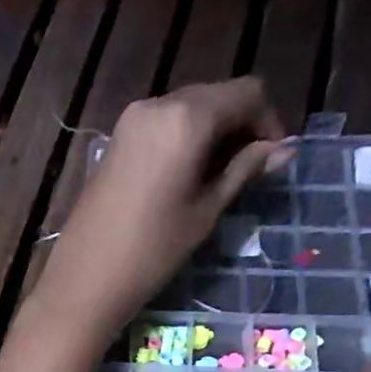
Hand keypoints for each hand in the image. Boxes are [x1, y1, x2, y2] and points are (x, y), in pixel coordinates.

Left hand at [39, 77, 291, 331]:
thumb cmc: (153, 250)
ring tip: (220, 178)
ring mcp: (132, 119)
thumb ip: (244, 171)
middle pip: (216, 96)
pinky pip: (163, 124)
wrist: (87, 278)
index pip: (247, 92)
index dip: (269, 121)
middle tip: (251, 170)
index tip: (275, 159)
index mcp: (187, 116)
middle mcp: (158, 103)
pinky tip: (189, 176)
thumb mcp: (206, 211)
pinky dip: (185, 139)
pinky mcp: (117, 139)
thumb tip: (283, 151)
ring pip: (188, 109)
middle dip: (240, 125)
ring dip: (213, 132)